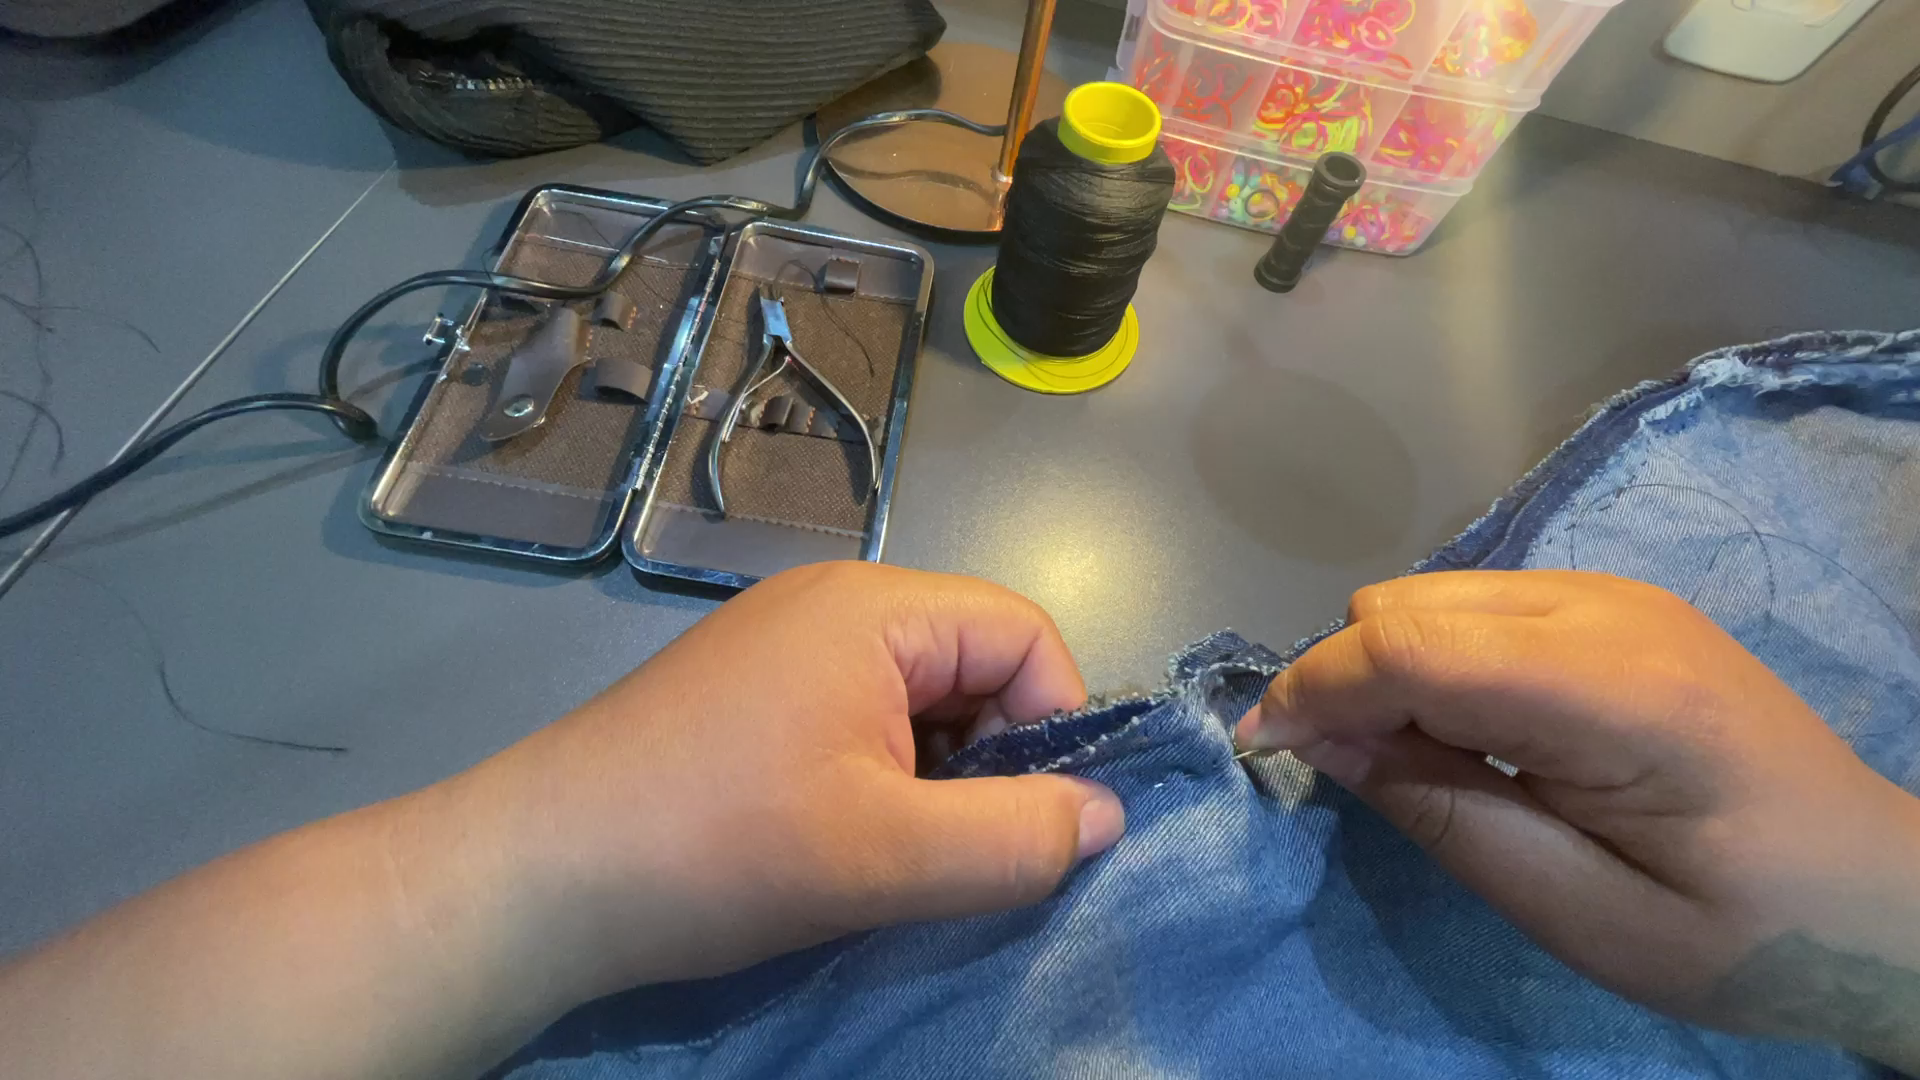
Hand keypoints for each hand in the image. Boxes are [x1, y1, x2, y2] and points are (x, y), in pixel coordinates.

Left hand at [456, 561, 1124, 997]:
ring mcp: (797, 639)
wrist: (536, 875)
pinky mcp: (766, 682)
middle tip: (966, 840)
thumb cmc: (714, 845)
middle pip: (975, 658)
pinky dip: (893, 766)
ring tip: (905, 841)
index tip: (1038, 813)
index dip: (1053, 717)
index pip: (1021, 633)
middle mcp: (841, 602)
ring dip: (942, 766)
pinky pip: (871, 708)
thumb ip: (1012, 838)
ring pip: (925, 691)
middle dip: (995, 750)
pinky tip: (856, 824)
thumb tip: (1106, 816)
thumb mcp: (882, 855)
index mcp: (876, 607)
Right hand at [1237, 570, 1919, 1069]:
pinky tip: (1465, 720)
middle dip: (1341, 683)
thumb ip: (1432, 809)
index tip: (1263, 747)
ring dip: (1378, 670)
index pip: (1410, 650)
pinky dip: (1419, 658)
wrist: (1892, 903)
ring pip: (1411, 597)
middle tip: (1356, 767)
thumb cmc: (1744, 932)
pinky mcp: (1589, 597)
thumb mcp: (1574, 908)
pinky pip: (1448, 604)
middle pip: (1396, 609)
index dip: (1313, 690)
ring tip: (1419, 750)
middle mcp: (1600, 607)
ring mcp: (1597, 590)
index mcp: (1617, 690)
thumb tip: (1311, 738)